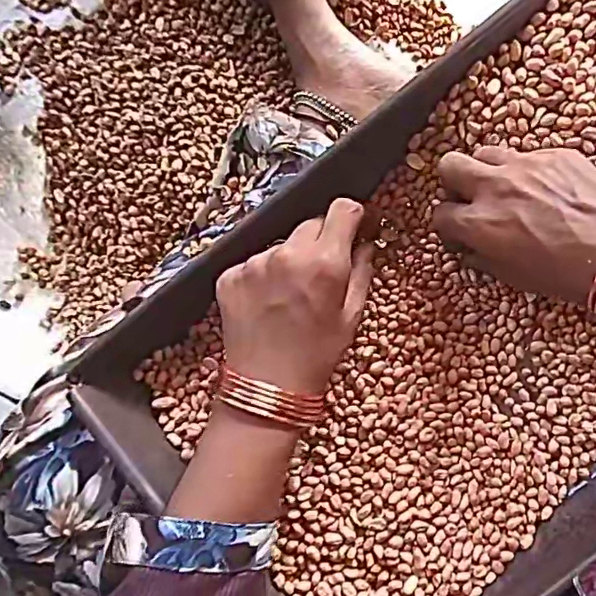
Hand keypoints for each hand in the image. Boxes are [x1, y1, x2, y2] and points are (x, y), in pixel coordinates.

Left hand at [216, 199, 375, 395]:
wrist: (268, 386)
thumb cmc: (316, 355)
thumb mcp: (351, 315)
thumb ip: (361, 272)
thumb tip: (365, 244)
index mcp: (325, 263)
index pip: (342, 209)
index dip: (352, 215)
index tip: (355, 224)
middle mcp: (287, 255)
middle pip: (311, 223)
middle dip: (322, 240)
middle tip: (322, 271)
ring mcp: (254, 263)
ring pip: (282, 243)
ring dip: (291, 258)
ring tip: (292, 295)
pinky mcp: (230, 275)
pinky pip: (255, 261)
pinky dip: (265, 274)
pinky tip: (270, 302)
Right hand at [430, 146, 595, 304]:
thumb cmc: (570, 276)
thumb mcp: (517, 278)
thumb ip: (484, 258)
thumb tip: (472, 249)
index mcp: (481, 224)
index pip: (440, 214)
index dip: (448, 225)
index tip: (459, 231)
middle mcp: (496, 187)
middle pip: (450, 165)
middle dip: (454, 182)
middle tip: (471, 198)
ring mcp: (526, 165)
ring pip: (486, 152)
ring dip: (488, 170)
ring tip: (507, 189)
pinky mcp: (556, 154)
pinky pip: (528, 154)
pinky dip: (528, 170)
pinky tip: (546, 189)